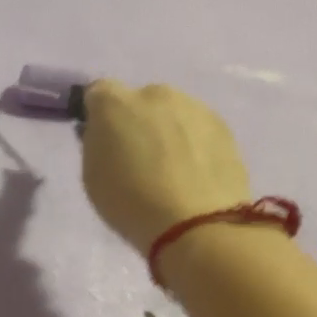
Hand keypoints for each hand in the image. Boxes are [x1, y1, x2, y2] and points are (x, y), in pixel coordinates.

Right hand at [81, 82, 252, 249]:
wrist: (196, 224)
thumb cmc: (130, 202)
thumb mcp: (92, 174)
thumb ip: (96, 142)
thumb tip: (106, 132)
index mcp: (115, 103)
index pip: (98, 92)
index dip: (98, 114)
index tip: (102, 138)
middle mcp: (155, 94)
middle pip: (140, 100)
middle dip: (136, 120)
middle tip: (138, 156)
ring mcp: (194, 107)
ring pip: (172, 113)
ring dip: (167, 130)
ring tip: (171, 169)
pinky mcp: (224, 126)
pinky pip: (197, 129)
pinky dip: (193, 143)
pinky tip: (194, 173)